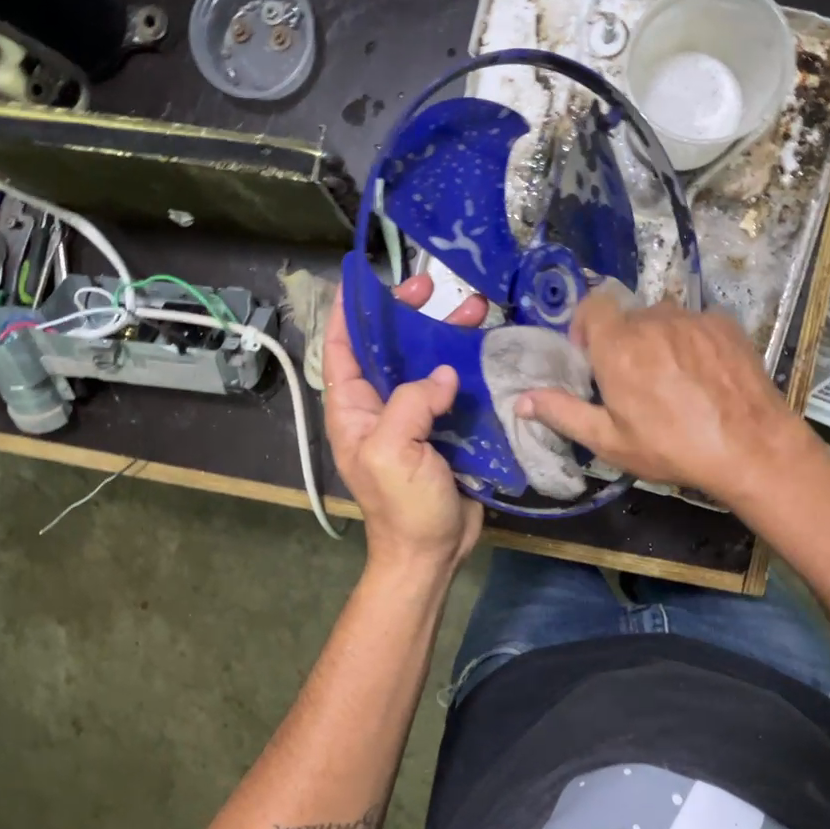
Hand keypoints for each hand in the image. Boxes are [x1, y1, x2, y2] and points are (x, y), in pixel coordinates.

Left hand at [323, 279, 483, 570]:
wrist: (433, 551)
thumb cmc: (402, 507)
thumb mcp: (390, 452)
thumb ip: (410, 404)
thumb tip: (444, 375)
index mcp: (354, 410)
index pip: (342, 349)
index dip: (349, 312)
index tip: (363, 277)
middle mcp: (380, 408)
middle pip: (388, 349)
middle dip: (406, 315)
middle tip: (430, 285)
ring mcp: (414, 419)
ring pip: (425, 365)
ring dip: (444, 336)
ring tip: (472, 308)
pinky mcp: (444, 430)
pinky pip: (453, 390)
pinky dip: (468, 367)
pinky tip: (486, 347)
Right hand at [515, 289, 818, 502]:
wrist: (749, 446)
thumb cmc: (671, 448)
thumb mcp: (610, 441)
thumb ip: (563, 413)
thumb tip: (521, 400)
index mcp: (617, 347)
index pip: (593, 305)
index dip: (588, 325)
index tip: (592, 357)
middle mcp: (652, 321)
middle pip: (629, 317)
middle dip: (624, 341)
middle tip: (634, 380)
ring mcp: (692, 319)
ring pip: (663, 319)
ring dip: (659, 340)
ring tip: (672, 379)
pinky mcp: (725, 324)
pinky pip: (696, 323)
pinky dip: (692, 341)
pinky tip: (703, 375)